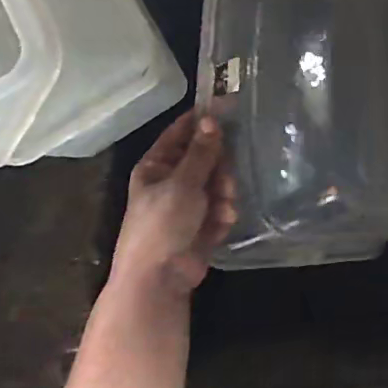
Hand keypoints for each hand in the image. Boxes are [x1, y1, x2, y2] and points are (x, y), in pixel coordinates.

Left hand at [113, 110, 237, 297]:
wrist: (158, 280)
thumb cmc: (162, 224)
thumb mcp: (182, 183)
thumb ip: (201, 152)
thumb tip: (211, 119)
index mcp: (156, 165)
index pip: (181, 132)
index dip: (203, 119)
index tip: (230, 106)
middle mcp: (171, 181)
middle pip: (205, 158)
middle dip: (220, 168)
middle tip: (225, 178)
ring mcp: (187, 205)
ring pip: (218, 183)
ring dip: (224, 194)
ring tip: (223, 207)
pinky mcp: (201, 226)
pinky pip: (221, 209)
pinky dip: (223, 215)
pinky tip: (222, 224)